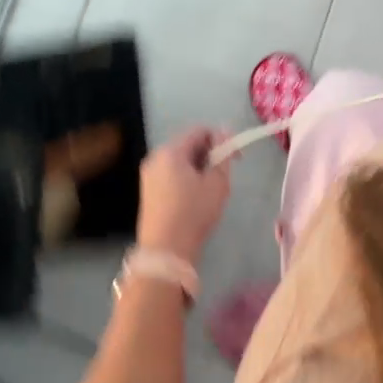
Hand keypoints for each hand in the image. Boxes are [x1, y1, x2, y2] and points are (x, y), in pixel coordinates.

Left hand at [136, 129, 232, 260]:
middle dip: (209, 155)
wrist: (165, 251)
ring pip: (180, 160)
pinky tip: (193, 199)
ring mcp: (148, 175)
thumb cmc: (194, 213)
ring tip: (209, 189)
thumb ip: (223, 153)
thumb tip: (224, 132)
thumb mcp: (217, 182)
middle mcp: (155, 157)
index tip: (235, 159)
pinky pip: (171, 174)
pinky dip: (185, 178)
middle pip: (189, 144)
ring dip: (198, 167)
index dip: (222, 140)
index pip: (201, 131)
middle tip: (222, 177)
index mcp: (171, 151)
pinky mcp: (147, 191)